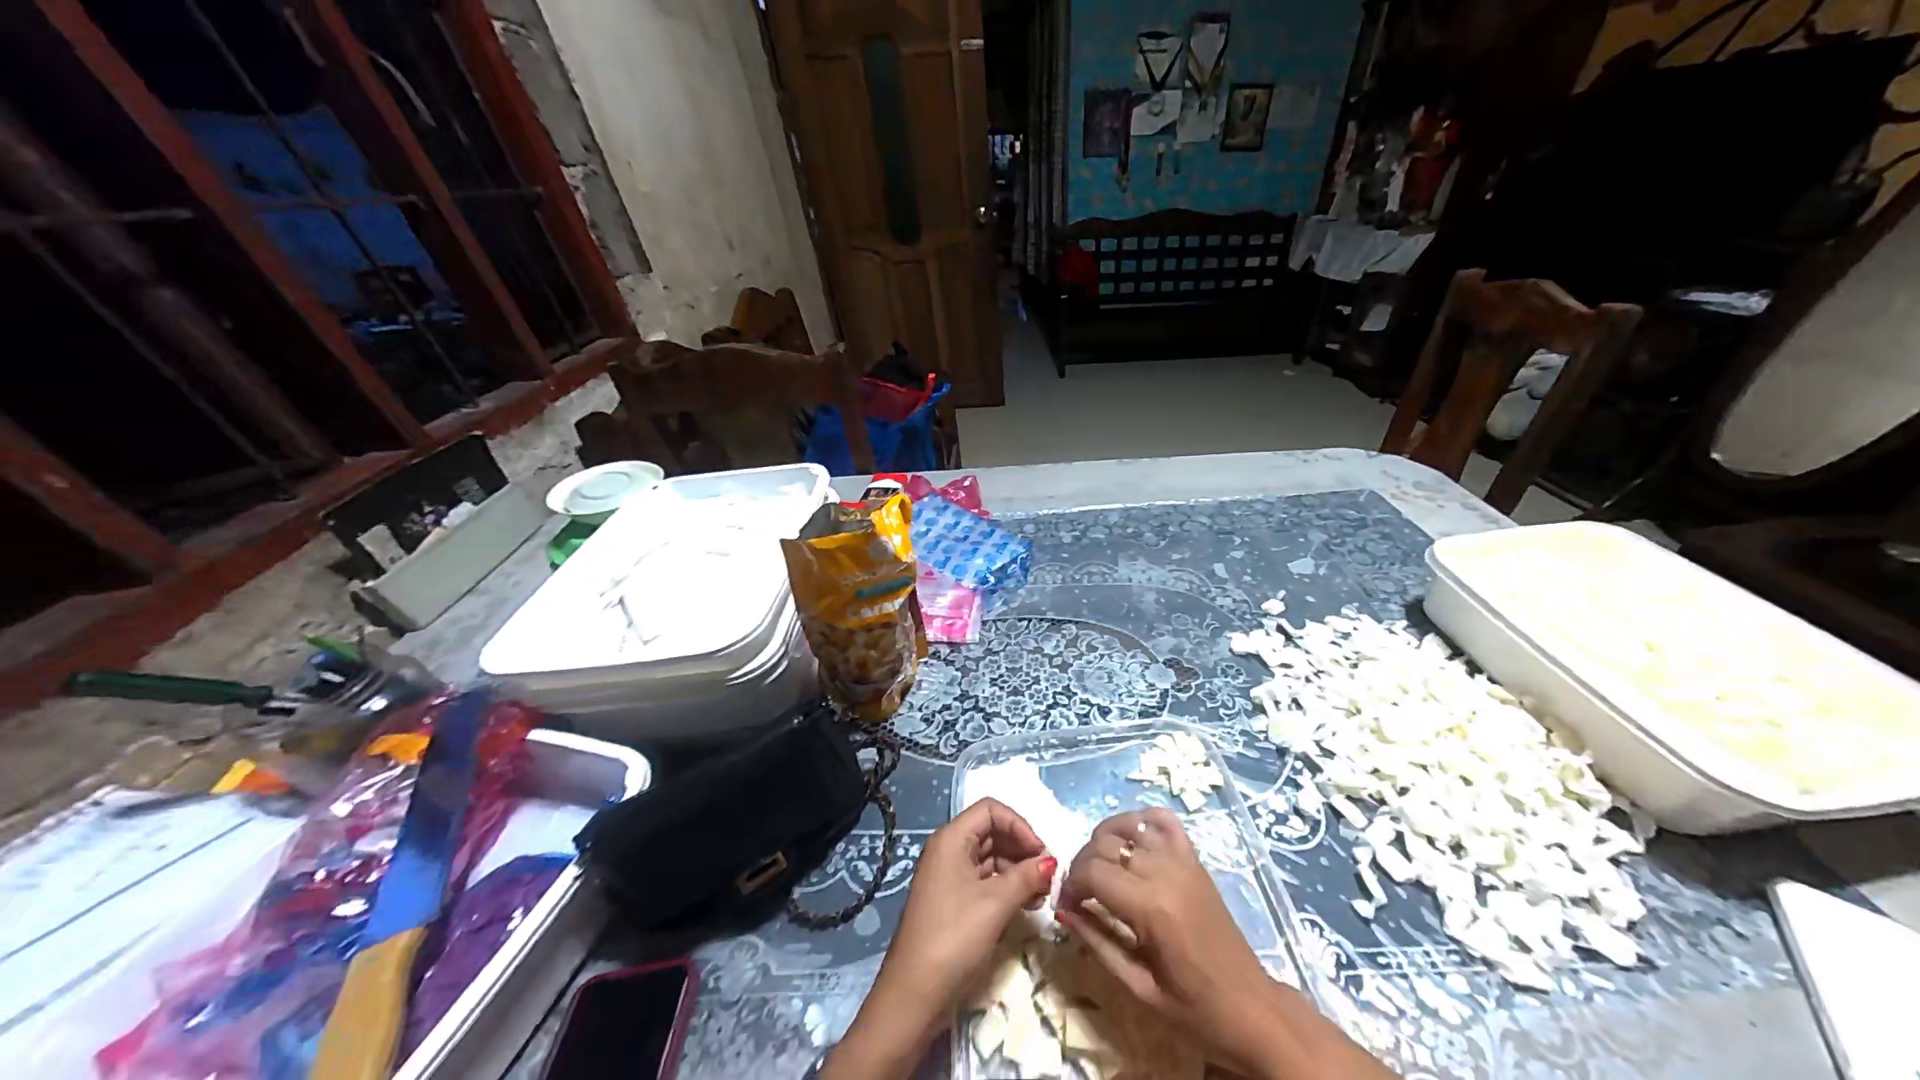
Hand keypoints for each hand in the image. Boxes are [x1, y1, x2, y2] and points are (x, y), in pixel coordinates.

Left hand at [821, 797, 1056, 1079]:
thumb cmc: (954, 937)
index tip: (1042, 853)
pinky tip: (1026, 906)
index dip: (1019, 825)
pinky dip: (1006, 887)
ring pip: (990, 858)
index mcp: (951, 839)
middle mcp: (948, 850)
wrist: (914, 993)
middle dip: (1022, 849)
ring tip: (1041, 896)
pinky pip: (984, 881)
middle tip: (1048, 877)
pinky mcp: (953, 901)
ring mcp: (949, 876)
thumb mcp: (995, 903)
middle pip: (992, 832)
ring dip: (1018, 870)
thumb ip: (1026, 876)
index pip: (991, 810)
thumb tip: (1051, 861)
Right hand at [1057, 809, 1395, 1079]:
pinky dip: (1142, 821)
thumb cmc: (1194, 1009)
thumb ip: (1097, 942)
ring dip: (1105, 841)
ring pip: (1128, 825)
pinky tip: (1131, 842)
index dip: (1070, 886)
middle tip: (1080, 894)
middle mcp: (1166, 873)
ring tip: (1102, 870)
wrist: (1252, 1009)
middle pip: (1104, 844)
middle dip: (1082, 864)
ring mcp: (1184, 861)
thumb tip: (1062, 910)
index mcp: (1151, 908)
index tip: (1067, 907)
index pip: (1091, 872)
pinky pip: (1164, 820)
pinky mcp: (1196, 860)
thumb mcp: (1138, 986)